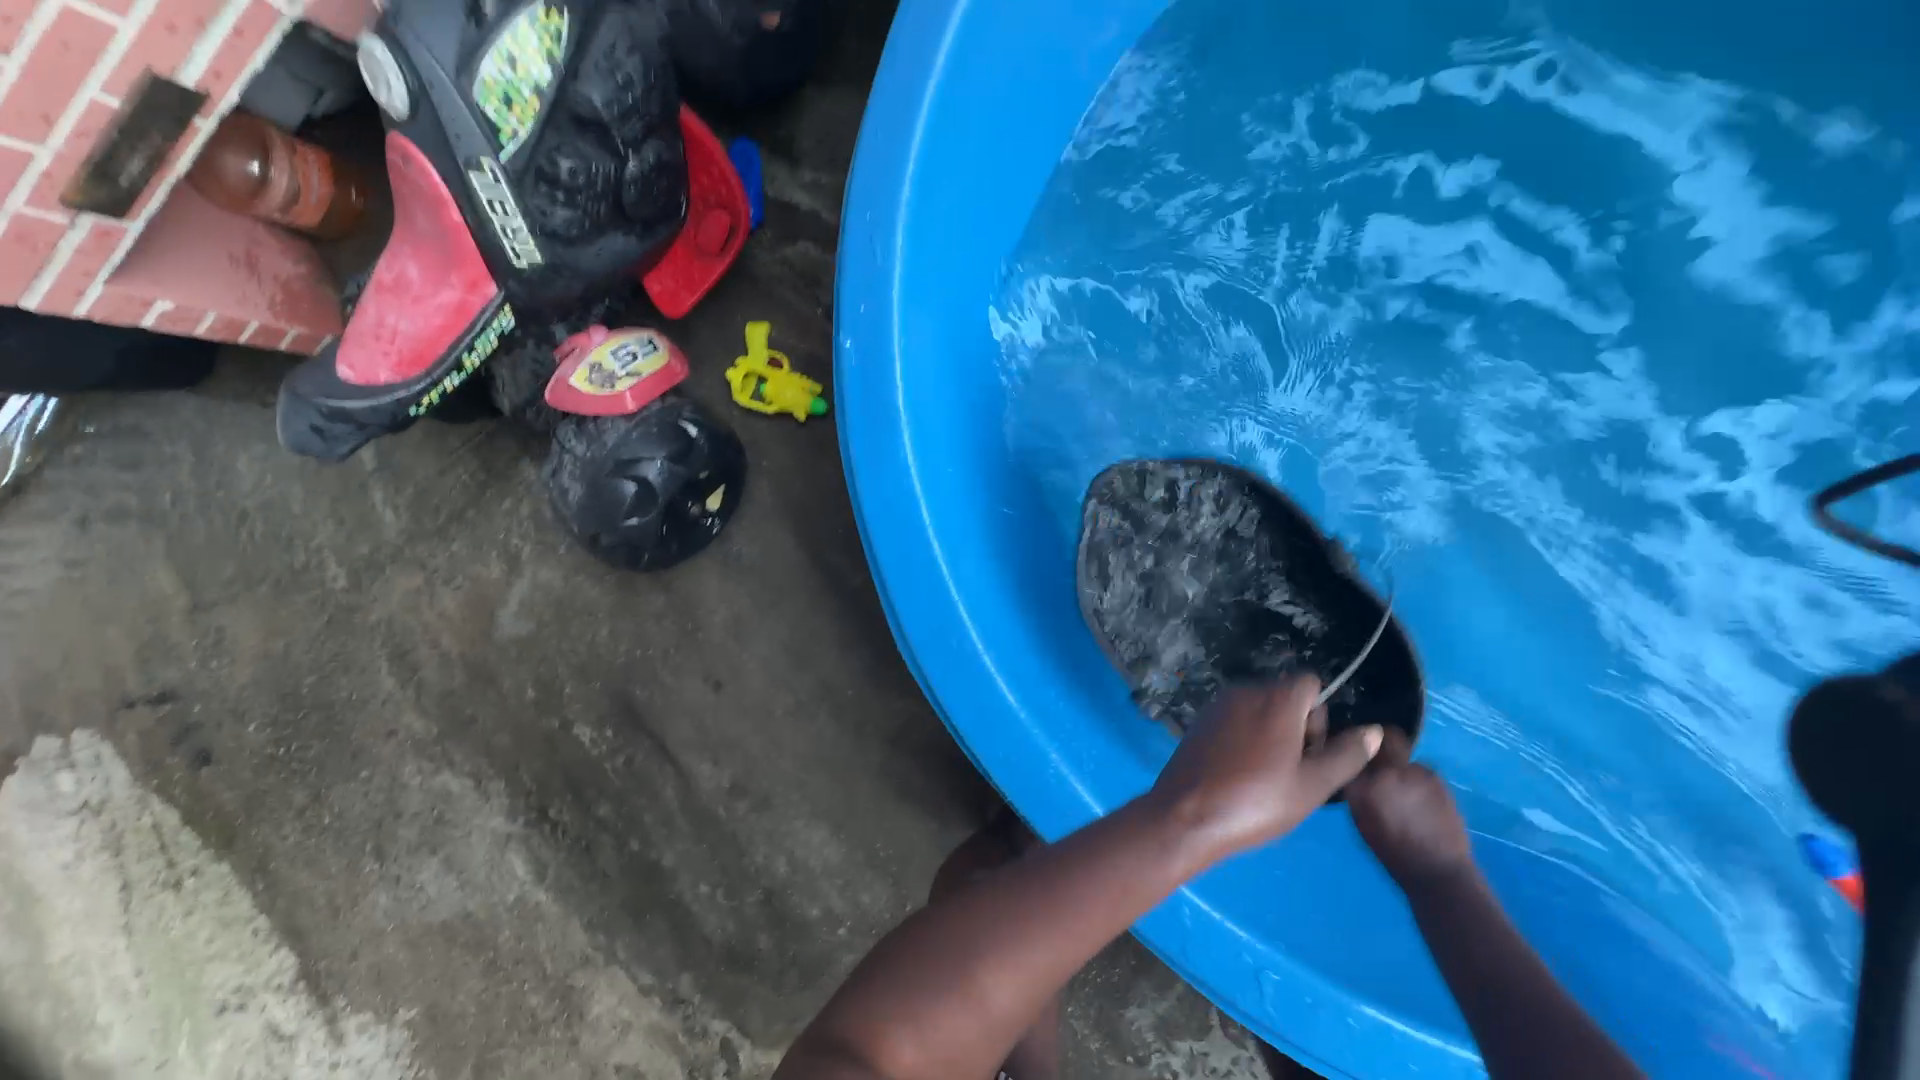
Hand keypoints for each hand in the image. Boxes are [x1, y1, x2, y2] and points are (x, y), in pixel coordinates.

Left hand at [1148, 677, 1383, 862]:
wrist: (1186, 816)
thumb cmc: (1256, 801)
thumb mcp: (1313, 785)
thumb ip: (1347, 754)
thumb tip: (1373, 731)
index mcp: (1276, 698)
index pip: (1310, 684)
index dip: (1320, 717)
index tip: (1311, 753)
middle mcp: (1245, 691)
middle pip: (1284, 696)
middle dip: (1296, 727)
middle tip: (1291, 771)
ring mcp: (1217, 705)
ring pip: (1259, 710)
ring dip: (1271, 735)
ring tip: (1265, 778)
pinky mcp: (1199, 722)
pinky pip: (1234, 721)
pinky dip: (1244, 739)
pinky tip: (1239, 775)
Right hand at [1346, 731, 1475, 889]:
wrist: (1437, 869)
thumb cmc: (1392, 851)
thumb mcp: (1360, 819)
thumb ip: (1356, 789)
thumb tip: (1354, 770)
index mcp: (1359, 788)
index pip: (1351, 752)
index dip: (1352, 750)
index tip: (1352, 753)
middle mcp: (1385, 773)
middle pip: (1382, 737)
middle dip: (1380, 740)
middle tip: (1378, 754)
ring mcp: (1413, 772)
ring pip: (1402, 754)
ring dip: (1399, 765)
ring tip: (1403, 787)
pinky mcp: (1436, 776)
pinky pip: (1420, 768)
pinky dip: (1416, 777)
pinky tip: (1420, 797)